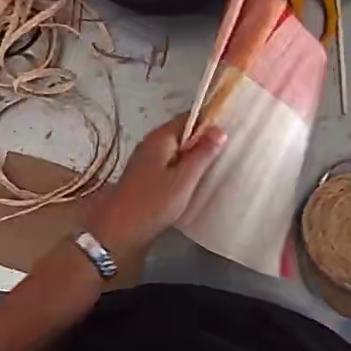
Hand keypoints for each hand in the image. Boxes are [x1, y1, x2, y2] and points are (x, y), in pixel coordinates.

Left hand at [85, 115, 227, 261]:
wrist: (118, 233)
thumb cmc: (153, 203)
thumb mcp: (183, 179)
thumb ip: (202, 154)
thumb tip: (220, 129)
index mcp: (160, 138)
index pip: (190, 117)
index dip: (210, 122)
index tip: (232, 131)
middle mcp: (152, 144)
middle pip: (183, 134)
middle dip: (205, 141)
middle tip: (230, 151)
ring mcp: (147, 161)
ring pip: (177, 151)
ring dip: (195, 157)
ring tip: (219, 166)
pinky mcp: (146, 178)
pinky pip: (171, 166)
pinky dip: (184, 170)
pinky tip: (196, 182)